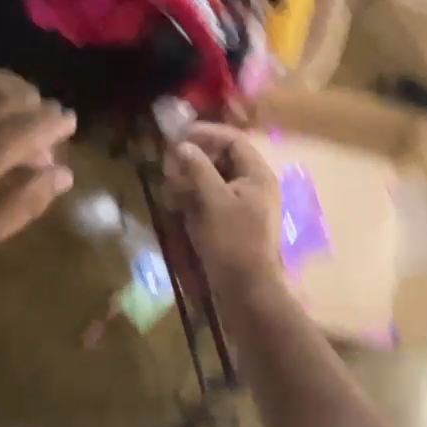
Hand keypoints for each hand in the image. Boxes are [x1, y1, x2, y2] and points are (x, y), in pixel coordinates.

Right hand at [162, 121, 282, 291]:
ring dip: (189, 180)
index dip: (205, 134)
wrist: (247, 292)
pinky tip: (175, 205)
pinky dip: (193, 199)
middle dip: (193, 159)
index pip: (233, 140)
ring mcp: (243, 205)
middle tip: (168, 164)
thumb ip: (198, 169)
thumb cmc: (233, 242)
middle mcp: (253, 186)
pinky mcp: (232, 223)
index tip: (177, 136)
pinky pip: (211, 200)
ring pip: (214, 180)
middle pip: (222, 159)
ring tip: (168, 187)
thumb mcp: (213, 201)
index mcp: (257, 175)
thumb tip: (182, 145)